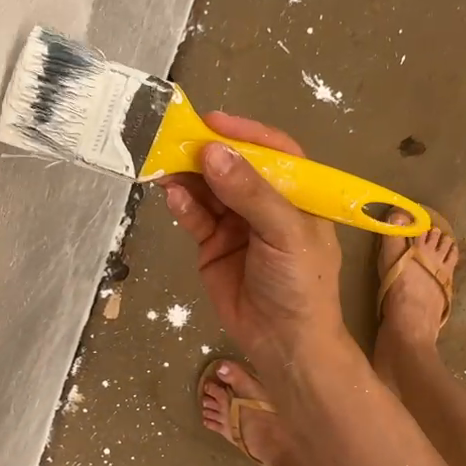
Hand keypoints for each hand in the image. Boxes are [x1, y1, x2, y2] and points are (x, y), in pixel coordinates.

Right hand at [157, 112, 346, 365]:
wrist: (285, 344)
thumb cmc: (301, 285)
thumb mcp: (285, 233)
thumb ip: (250, 193)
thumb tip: (212, 152)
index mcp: (298, 194)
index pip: (273, 151)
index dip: (243, 132)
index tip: (211, 121)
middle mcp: (266, 203)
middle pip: (233, 166)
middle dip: (206, 152)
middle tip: (175, 138)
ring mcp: (237, 223)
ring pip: (209, 189)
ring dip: (188, 175)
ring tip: (164, 163)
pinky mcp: (213, 245)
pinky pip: (196, 216)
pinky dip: (183, 204)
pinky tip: (171, 195)